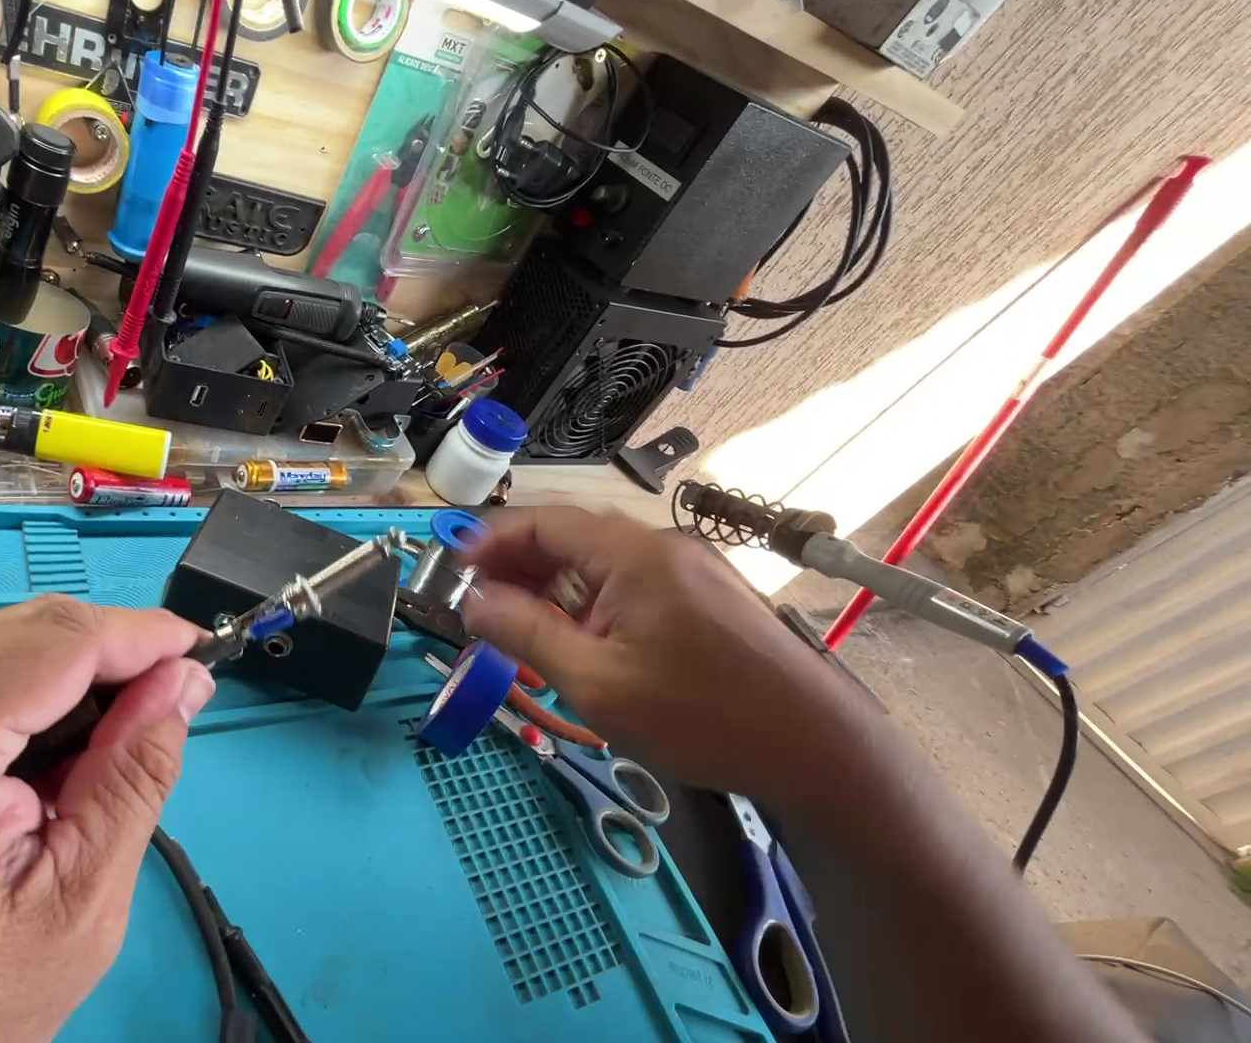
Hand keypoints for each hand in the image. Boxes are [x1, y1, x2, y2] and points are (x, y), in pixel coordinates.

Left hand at [0, 596, 215, 1042]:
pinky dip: (16, 694)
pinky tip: (38, 755)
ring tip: (104, 746)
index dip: (145, 635)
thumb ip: (134, 779)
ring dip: (67, 675)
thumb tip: (181, 686)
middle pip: (29, 628)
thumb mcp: (69, 912)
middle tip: (166, 705)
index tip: (201, 653)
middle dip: (113, 654)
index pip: (62, 639)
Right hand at [460, 507, 877, 812]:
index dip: (491, 540)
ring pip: (598, 561)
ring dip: (551, 585)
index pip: (544, 522)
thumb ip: (526, 634)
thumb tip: (472, 603)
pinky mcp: (703, 597)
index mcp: (634, 554)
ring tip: (520, 624)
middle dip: (517, 565)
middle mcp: (661, 547)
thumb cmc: (702, 717)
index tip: (455, 568)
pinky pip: (627, 583)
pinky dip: (588, 600)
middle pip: (570, 536)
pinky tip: (576, 636)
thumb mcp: (596, 683)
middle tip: (482, 604)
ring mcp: (688, 570)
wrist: (819, 752)